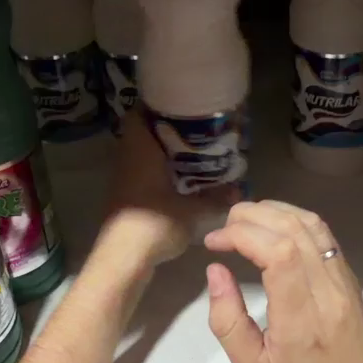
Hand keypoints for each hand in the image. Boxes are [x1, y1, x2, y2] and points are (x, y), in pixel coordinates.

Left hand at [90, 112, 233, 271]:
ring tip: (196, 148)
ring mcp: (124, 177)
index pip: (140, 112)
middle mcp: (127, 157)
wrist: (123, 259)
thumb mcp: (192, 211)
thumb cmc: (154, 224)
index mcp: (139, 149)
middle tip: (198, 126)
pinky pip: (144, 170)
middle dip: (168, 127)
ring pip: (143, 152)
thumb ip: (215, 197)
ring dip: (164, 149)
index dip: (158, 103)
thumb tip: (239, 190)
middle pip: (144, 131)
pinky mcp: (126, 195)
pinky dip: (160, 168)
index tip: (183, 102)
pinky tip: (183, 176)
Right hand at [203, 201, 362, 362]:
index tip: (215, 243)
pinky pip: (323, 235)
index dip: (243, 235)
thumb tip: (215, 270)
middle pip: (293, 230)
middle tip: (223, 228)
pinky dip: (293, 220)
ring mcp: (344, 282)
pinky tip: (271, 227)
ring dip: (273, 211)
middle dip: (251, 216)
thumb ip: (228, 321)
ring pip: (312, 224)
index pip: (279, 254)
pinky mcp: (350, 278)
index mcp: (302, 320)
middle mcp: (328, 292)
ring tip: (242, 221)